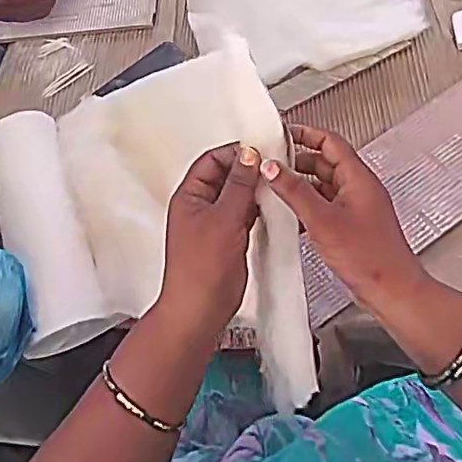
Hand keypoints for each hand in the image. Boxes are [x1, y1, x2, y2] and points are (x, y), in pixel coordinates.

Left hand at [155, 144, 262, 331]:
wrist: (200, 309)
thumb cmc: (199, 271)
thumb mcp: (224, 219)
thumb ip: (238, 185)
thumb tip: (247, 157)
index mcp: (189, 196)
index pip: (211, 161)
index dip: (234, 153)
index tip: (258, 151)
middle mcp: (199, 207)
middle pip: (224, 176)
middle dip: (247, 170)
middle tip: (270, 168)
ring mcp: (213, 223)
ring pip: (236, 195)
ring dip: (253, 190)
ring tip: (273, 186)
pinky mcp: (227, 239)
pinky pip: (243, 214)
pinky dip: (257, 209)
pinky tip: (271, 208)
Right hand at [260, 124, 428, 311]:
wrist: (392, 292)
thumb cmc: (372, 259)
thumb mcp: (323, 220)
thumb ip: (295, 191)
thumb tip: (274, 169)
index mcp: (358, 178)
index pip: (330, 141)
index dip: (305, 133)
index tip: (284, 133)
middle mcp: (359, 189)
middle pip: (324, 162)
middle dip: (297, 161)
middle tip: (274, 163)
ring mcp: (356, 207)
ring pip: (323, 184)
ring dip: (300, 184)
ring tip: (278, 189)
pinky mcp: (351, 225)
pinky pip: (324, 204)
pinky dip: (307, 205)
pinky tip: (293, 216)